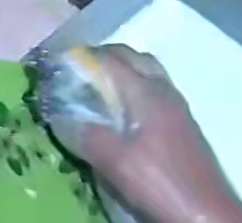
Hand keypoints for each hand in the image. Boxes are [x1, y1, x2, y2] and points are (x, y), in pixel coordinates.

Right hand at [55, 46, 241, 222]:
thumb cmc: (164, 186)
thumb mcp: (115, 162)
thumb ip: (82, 134)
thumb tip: (55, 115)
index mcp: (145, 90)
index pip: (107, 57)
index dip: (79, 57)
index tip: (57, 66)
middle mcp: (163, 90)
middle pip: (129, 56)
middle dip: (101, 58)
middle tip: (77, 74)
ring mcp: (178, 108)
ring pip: (145, 71)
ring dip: (121, 73)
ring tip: (99, 92)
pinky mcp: (185, 128)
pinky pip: (154, 91)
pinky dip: (134, 90)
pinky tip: (124, 117)